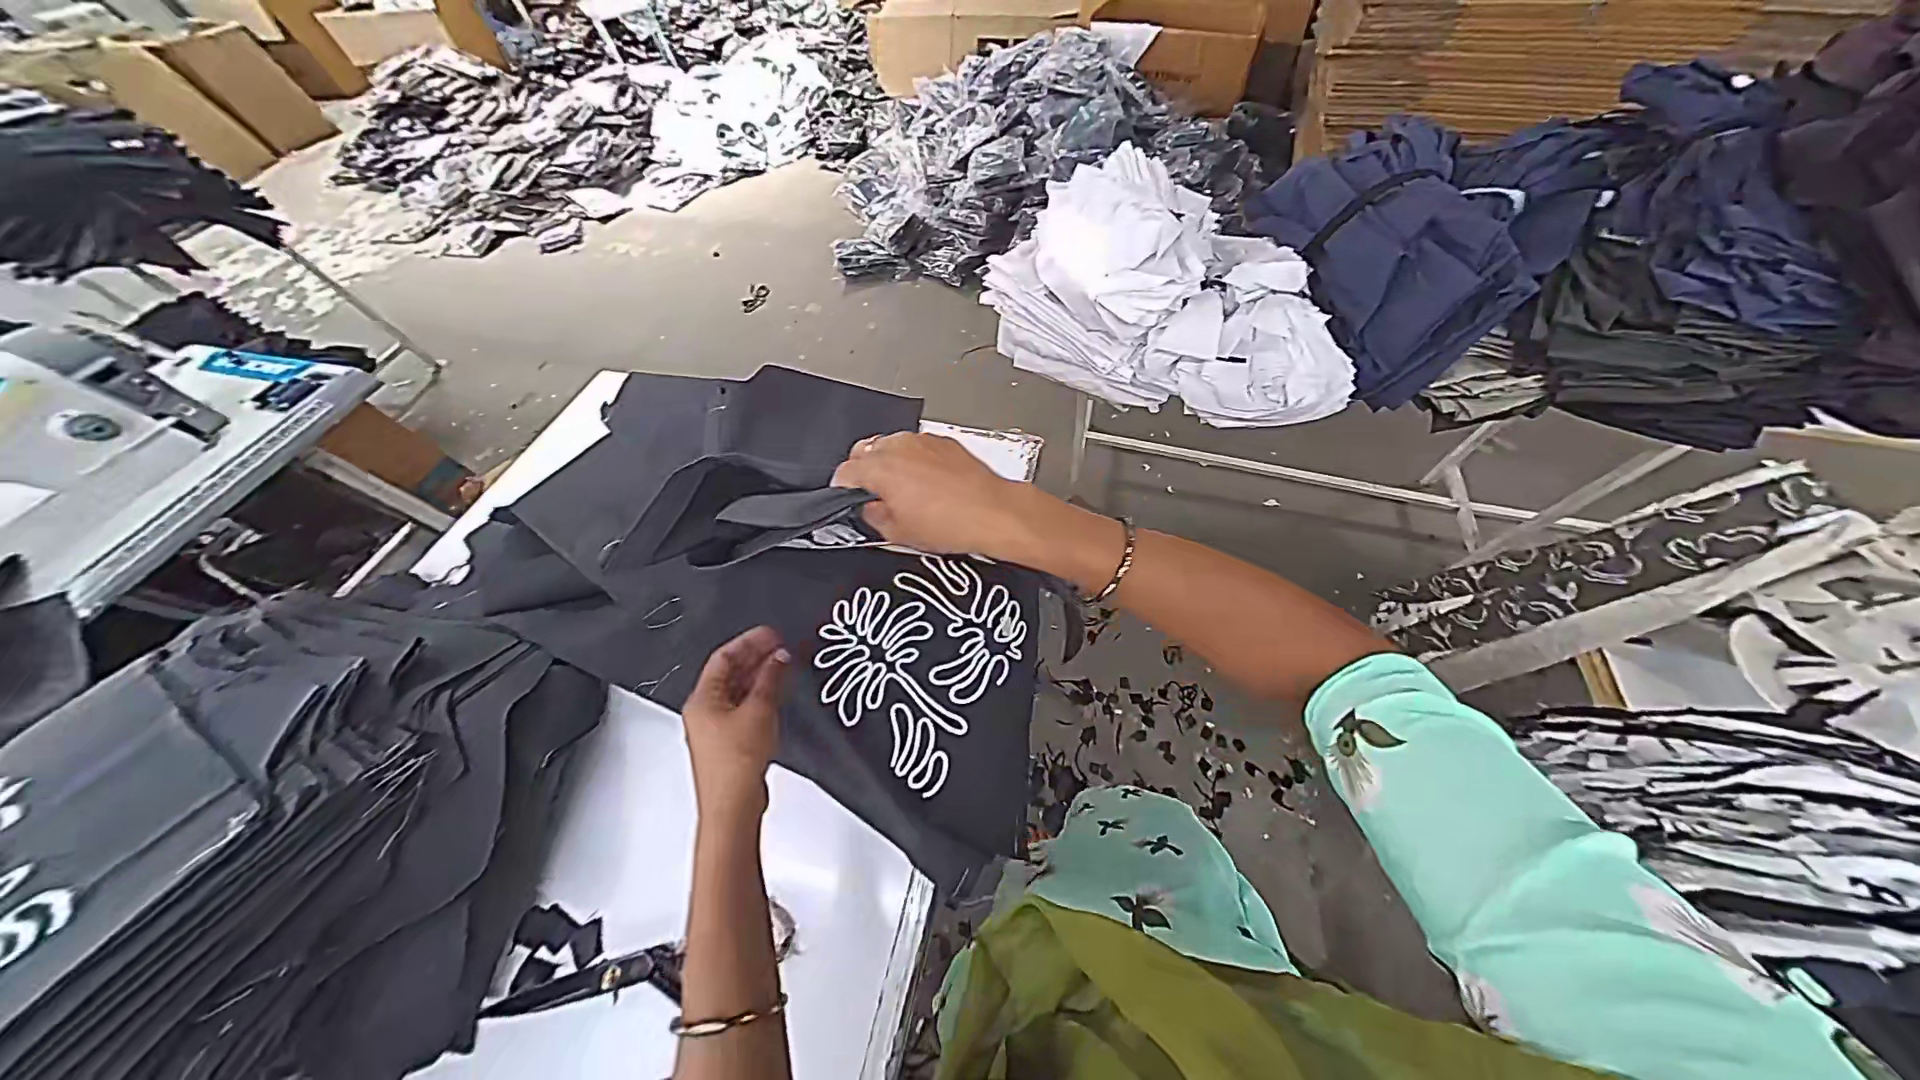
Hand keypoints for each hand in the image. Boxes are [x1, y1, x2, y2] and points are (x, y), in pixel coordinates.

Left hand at [683, 626, 787, 816]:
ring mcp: (717, 727)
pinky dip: (761, 695)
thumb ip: (770, 679)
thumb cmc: (735, 763)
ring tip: (784, 664)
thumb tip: (778, 657)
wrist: (733, 805)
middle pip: (730, 673)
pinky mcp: (730, 741)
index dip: (749, 642)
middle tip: (780, 645)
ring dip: (761, 676)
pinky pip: (745, 707)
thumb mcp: (759, 710)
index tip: (770, 633)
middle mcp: (704, 711)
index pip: (723, 657)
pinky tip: (778, 692)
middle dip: (756, 657)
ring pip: (738, 690)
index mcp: (702, 699)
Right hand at [831, 433, 1043, 559]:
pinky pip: (917, 447)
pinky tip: (926, 484)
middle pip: (865, 451)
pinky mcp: (944, 442)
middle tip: (872, 495)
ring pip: (891, 445)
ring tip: (902, 491)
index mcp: (880, 468)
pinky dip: (914, 460)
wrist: (994, 513)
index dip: (842, 488)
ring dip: (889, 463)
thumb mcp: (900, 533)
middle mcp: (899, 447)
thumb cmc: (953, 523)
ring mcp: (923, 441)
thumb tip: (870, 510)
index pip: (845, 471)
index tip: (846, 498)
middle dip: (863, 471)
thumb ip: (874, 517)